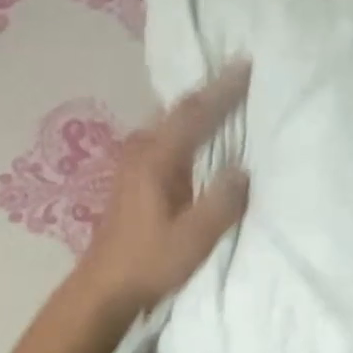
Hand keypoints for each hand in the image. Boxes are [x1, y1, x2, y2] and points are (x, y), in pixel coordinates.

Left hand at [74, 62, 253, 315]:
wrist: (105, 288)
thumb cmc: (148, 263)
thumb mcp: (192, 239)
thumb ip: (220, 203)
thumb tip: (243, 171)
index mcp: (156, 159)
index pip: (194, 113)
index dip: (222, 89)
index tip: (247, 64)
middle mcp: (141, 152)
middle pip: (178, 112)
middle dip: (209, 93)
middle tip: (240, 77)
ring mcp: (134, 166)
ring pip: (170, 126)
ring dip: (197, 114)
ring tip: (226, 103)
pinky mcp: (135, 183)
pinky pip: (167, 144)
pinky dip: (187, 134)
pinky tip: (201, 141)